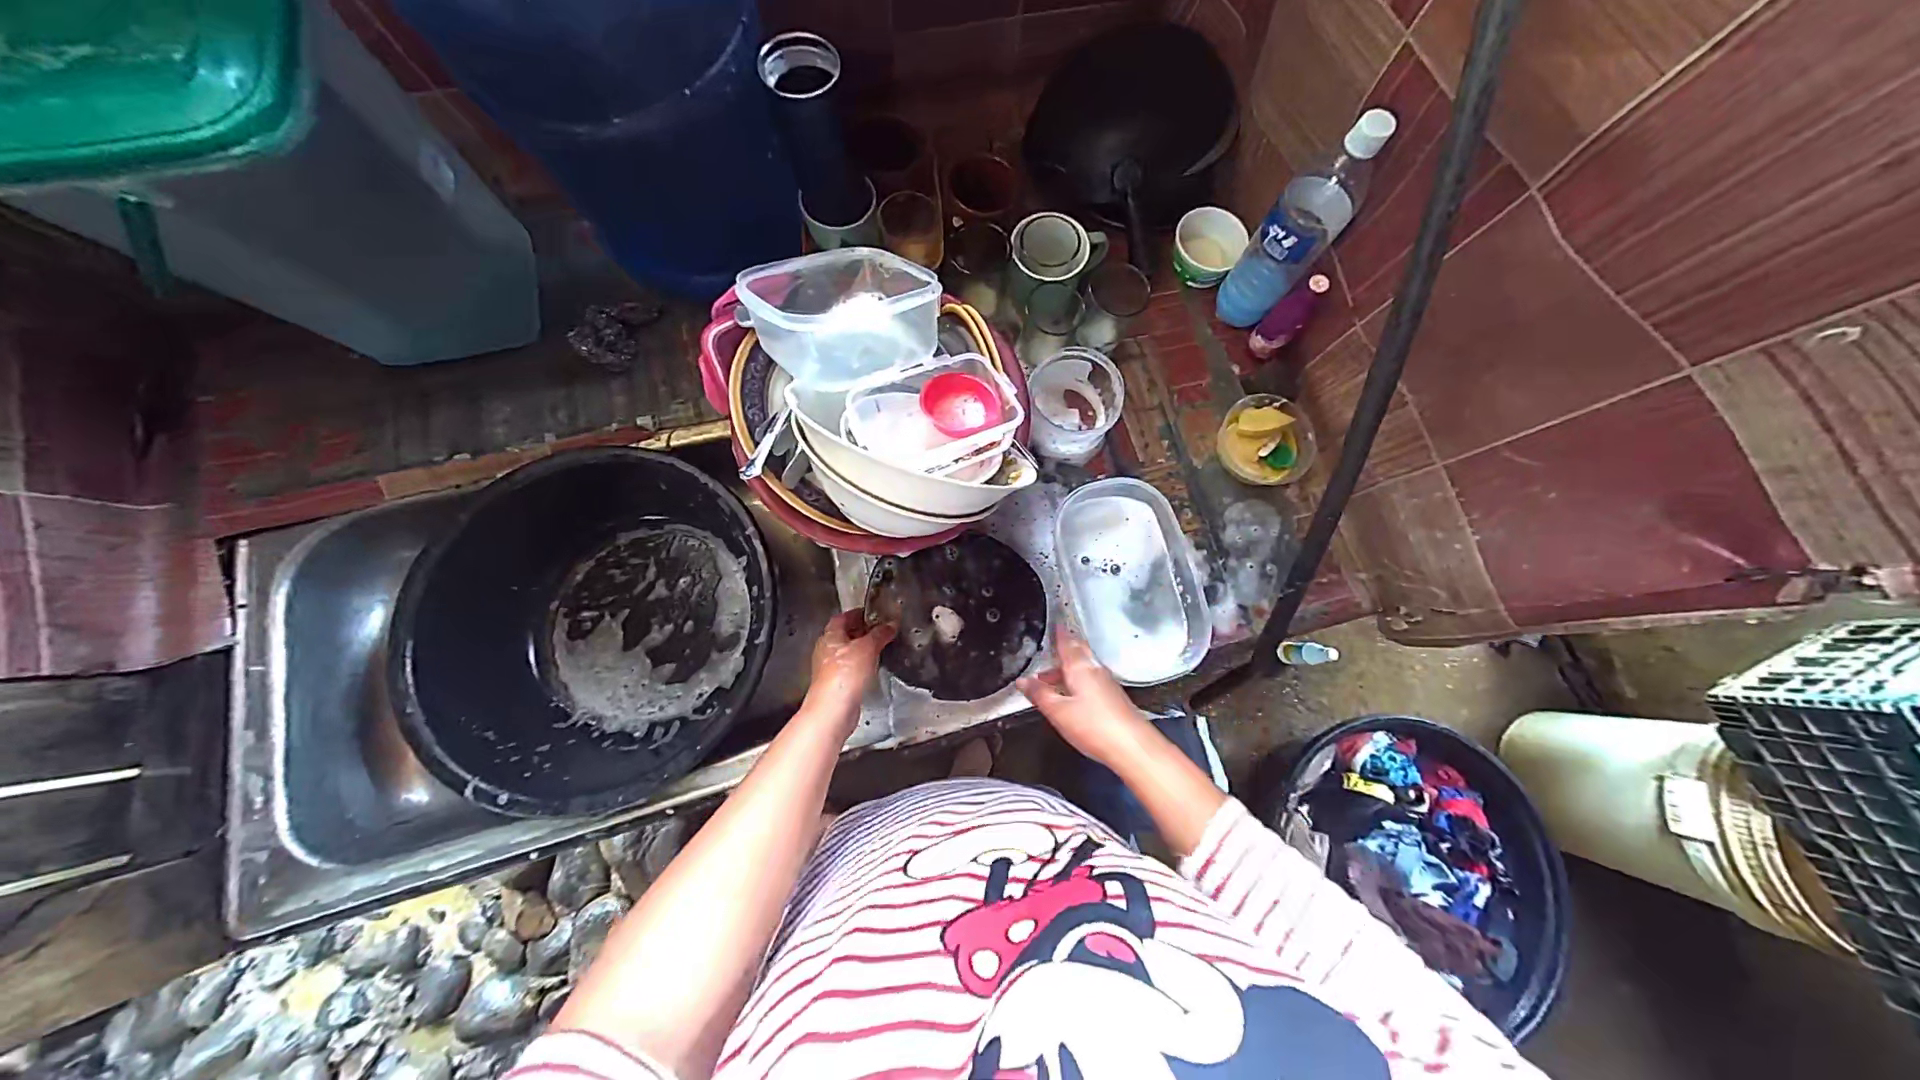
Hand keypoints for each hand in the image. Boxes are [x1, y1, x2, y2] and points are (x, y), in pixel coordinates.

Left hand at [805, 610, 894, 715]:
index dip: (856, 613)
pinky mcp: (837, 685)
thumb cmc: (842, 676)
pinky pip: (849, 669)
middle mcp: (826, 651)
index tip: (870, 613)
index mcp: (829, 637)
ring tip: (878, 647)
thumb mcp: (867, 647)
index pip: (842, 617)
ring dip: (861, 648)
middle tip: (878, 629)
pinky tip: (871, 669)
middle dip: (860, 631)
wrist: (833, 709)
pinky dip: (860, 665)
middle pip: (843, 635)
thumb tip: (889, 625)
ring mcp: (830, 669)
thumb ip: (879, 634)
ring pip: (846, 652)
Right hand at [1016, 628, 1153, 769]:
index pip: (1067, 642)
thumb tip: (1023, 682)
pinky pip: (1092, 682)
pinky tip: (1072, 696)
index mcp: (1080, 667)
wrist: (1133, 747)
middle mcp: (1096, 671)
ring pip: (1084, 668)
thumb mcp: (1057, 711)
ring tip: (1051, 679)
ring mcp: (1107, 684)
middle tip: (1050, 650)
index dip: (1059, 633)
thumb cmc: (1098, 728)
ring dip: (1068, 669)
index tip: (1054, 625)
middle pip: (1078, 652)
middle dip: (1063, 650)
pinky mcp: (1113, 698)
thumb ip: (1038, 694)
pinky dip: (1078, 682)